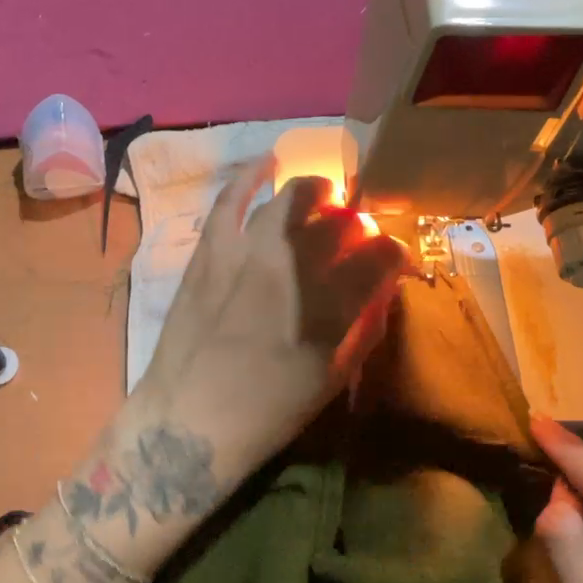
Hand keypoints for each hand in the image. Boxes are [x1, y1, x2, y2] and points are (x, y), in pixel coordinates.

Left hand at [132, 156, 405, 468]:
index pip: (378, 260)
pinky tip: (267, 162)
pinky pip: (231, 201)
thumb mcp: (329, 381)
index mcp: (329, 310)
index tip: (393, 257)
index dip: (392, 253)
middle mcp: (293, 271)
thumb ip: (360, 333)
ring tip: (323, 193)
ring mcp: (246, 255)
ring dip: (314, 192)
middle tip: (355, 229)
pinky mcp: (210, 253)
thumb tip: (377, 297)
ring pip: (289, 201)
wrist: (188, 420)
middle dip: (356, 222)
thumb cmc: (265, 412)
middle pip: (337, 224)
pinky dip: (250, 176)